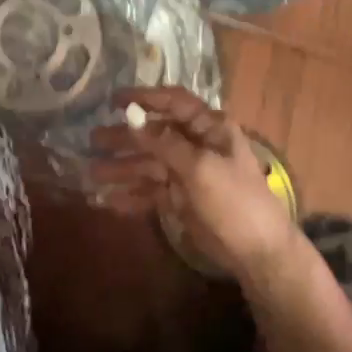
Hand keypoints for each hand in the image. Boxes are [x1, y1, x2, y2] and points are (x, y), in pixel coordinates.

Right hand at [91, 87, 299, 271]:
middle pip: (154, 134)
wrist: (259, 254)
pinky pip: (150, 191)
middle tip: (93, 139)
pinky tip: (108, 200)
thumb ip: (163, 141)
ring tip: (92, 173)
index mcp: (209, 128)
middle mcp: (196, 145)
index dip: (145, 97)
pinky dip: (131, 195)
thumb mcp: (200, 167)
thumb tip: (132, 116)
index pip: (174, 102)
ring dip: (121, 168)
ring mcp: (187, 172)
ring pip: (148, 164)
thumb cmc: (235, 200)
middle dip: (124, 138)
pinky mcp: (180, 199)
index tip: (114, 99)